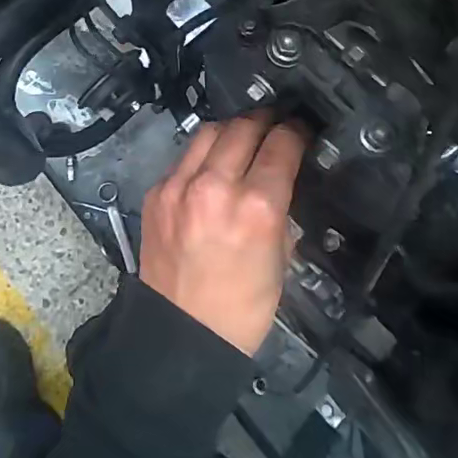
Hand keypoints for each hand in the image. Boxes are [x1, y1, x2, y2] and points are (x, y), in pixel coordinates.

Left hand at [139, 112, 306, 354]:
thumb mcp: (280, 259)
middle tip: (275, 124)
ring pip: (210, 131)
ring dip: (233, 129)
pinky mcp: (157, 194)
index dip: (296, 131)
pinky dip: (203, 154)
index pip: (281, 144)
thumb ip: (280, 210)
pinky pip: (184, 157)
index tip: (300, 129)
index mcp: (257, 208)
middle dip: (265, 121)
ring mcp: (180, 187)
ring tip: (243, 136)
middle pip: (244, 128)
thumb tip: (280, 178)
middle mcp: (217, 187)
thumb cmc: (242, 307)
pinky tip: (212, 165)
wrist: (180, 336)